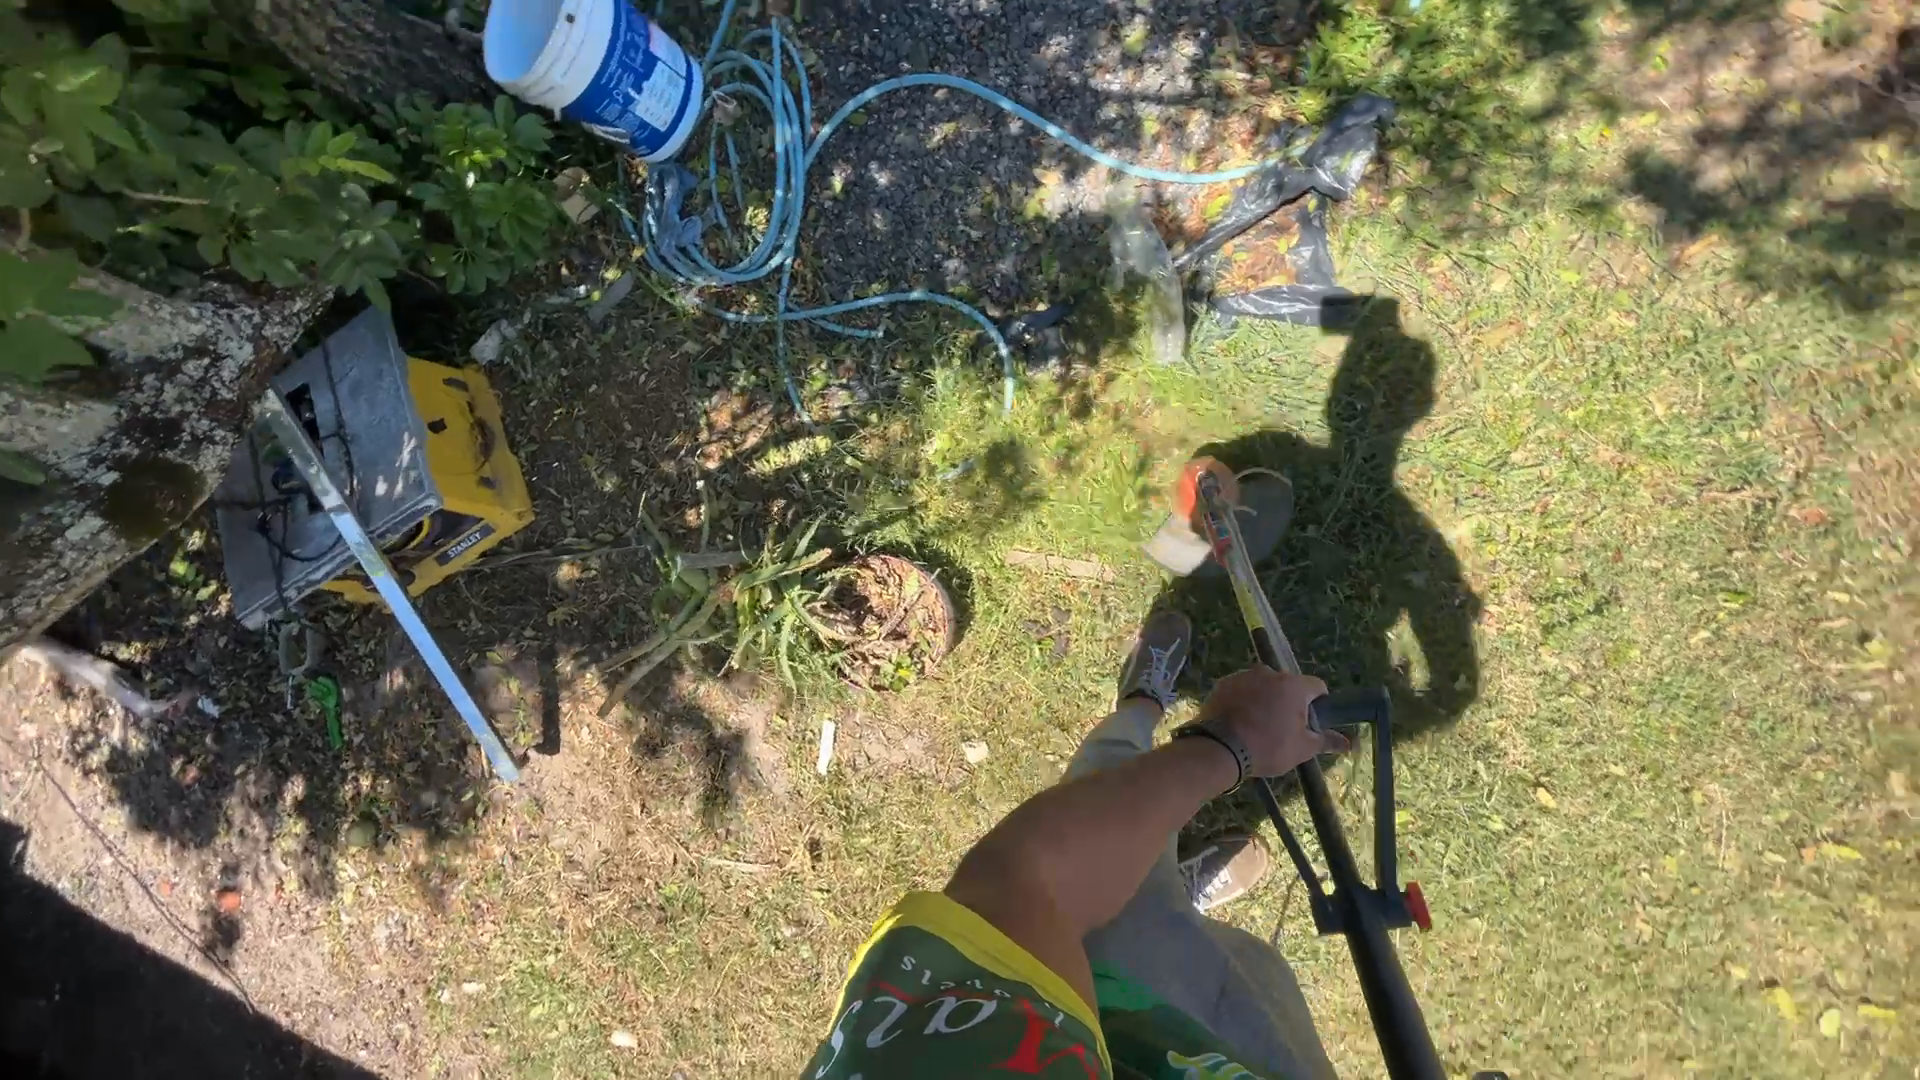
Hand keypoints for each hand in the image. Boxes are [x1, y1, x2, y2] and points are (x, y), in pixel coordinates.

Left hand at [1195, 666, 1349, 776]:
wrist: (1219, 747)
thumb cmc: (1268, 747)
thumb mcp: (1303, 748)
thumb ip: (1326, 740)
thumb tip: (1348, 742)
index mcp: (1292, 685)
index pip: (1316, 686)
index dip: (1319, 703)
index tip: (1312, 721)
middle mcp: (1267, 673)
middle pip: (1287, 684)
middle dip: (1289, 701)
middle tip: (1284, 726)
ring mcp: (1242, 675)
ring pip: (1262, 685)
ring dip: (1265, 698)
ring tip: (1259, 724)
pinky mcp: (1222, 683)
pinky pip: (1241, 688)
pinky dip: (1244, 699)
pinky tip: (1240, 719)